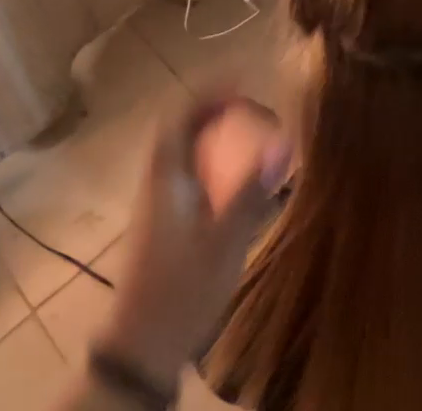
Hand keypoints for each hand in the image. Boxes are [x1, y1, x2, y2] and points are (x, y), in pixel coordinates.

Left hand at [94, 94, 290, 383]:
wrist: (141, 347)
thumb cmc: (182, 291)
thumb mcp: (224, 242)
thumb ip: (251, 191)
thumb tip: (281, 144)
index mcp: (167, 179)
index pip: (181, 117)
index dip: (209, 91)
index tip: (242, 75)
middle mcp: (160, 184)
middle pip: (184, 130)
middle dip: (219, 110)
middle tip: (257, 107)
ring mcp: (162, 205)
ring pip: (188, 153)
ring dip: (219, 135)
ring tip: (256, 134)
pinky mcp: (169, 224)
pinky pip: (194, 175)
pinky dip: (219, 163)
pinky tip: (244, 179)